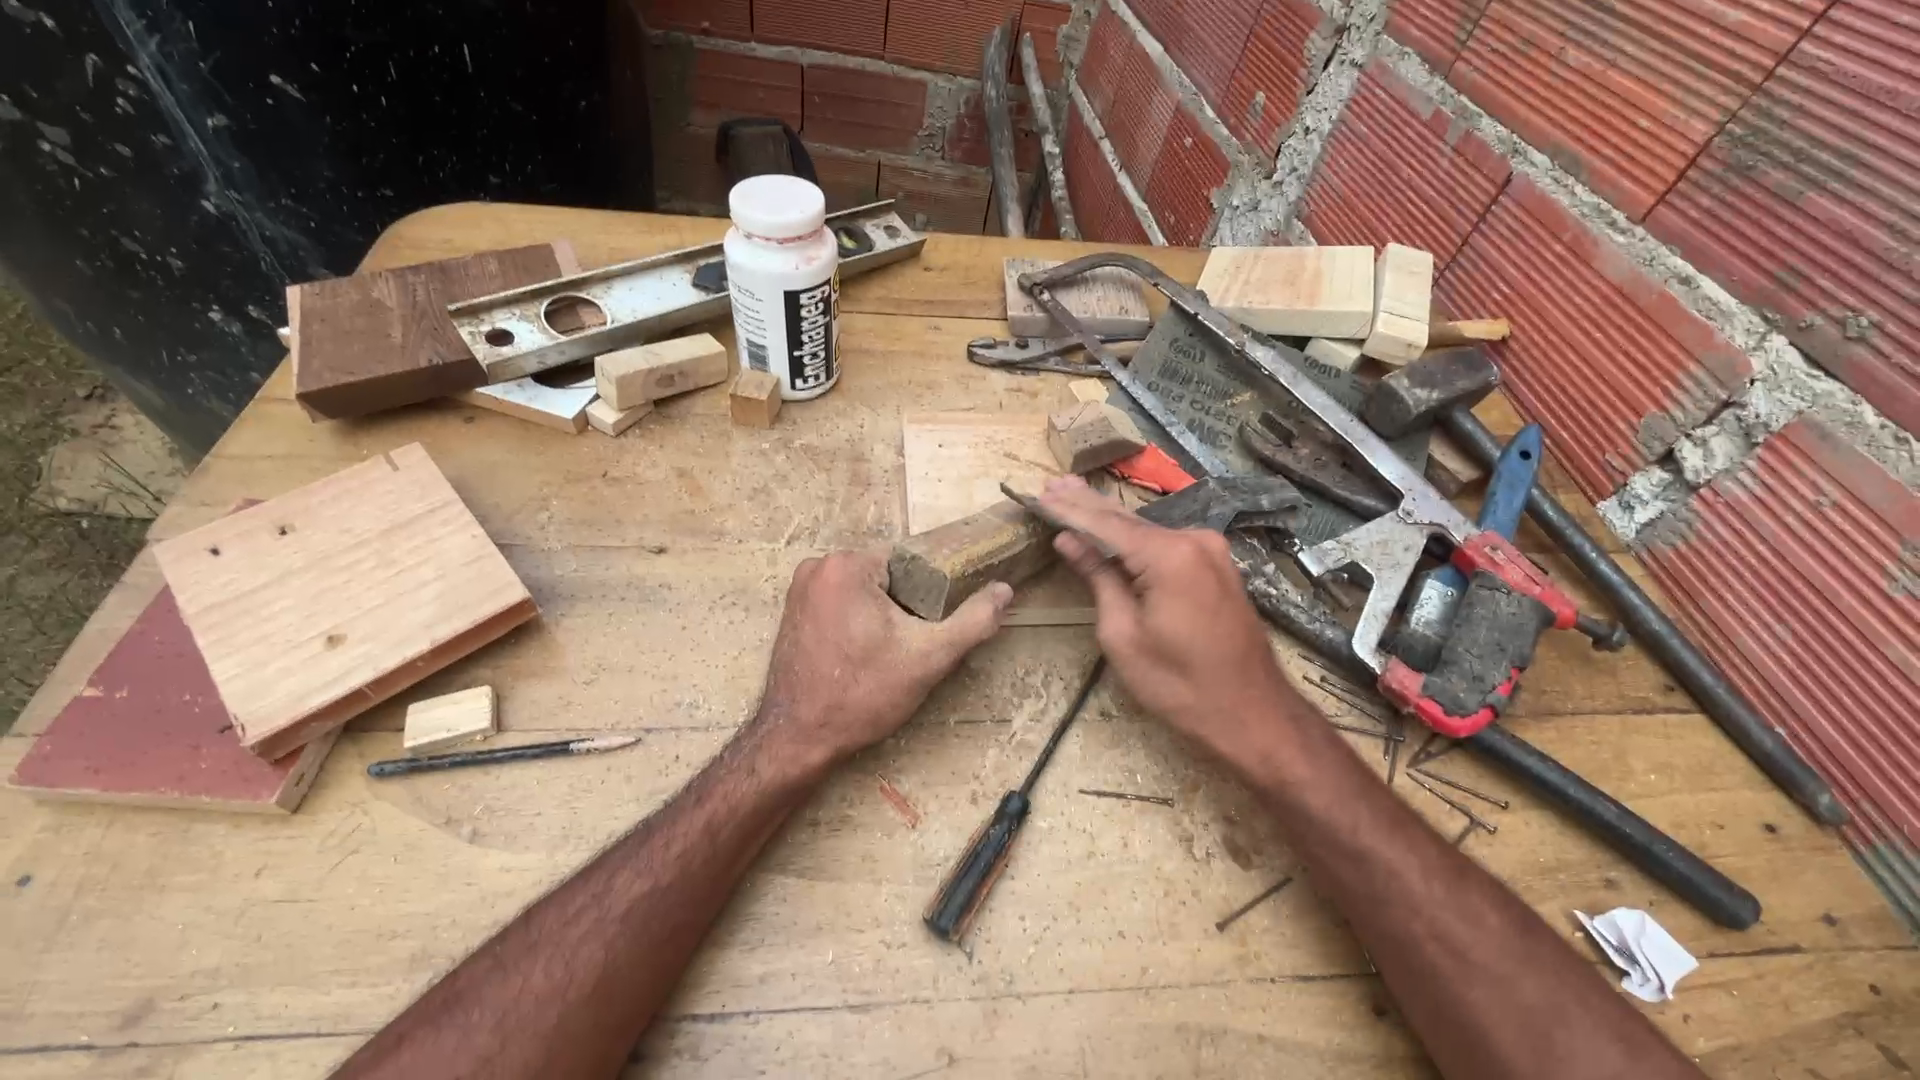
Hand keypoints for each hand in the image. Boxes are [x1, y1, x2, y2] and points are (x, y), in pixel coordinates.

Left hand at [755, 547, 1010, 771]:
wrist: (799, 738)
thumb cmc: (862, 695)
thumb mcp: (930, 658)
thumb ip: (973, 621)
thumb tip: (1005, 590)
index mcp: (847, 565)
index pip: (908, 562)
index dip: (928, 592)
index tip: (931, 624)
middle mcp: (817, 567)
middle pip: (885, 575)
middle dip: (904, 605)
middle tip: (911, 645)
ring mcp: (800, 589)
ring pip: (864, 591)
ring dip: (882, 615)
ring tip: (888, 654)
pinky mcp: (792, 612)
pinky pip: (841, 604)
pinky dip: (857, 623)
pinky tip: (863, 655)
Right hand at [1038, 475, 1302, 758]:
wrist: (1252, 713)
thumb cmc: (1179, 685)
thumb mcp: (1123, 635)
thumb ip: (1099, 578)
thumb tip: (1070, 540)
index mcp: (1170, 555)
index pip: (1106, 524)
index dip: (1069, 511)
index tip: (1038, 495)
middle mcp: (1194, 540)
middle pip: (1128, 520)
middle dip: (1087, 504)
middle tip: (1051, 484)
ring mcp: (1211, 551)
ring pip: (1147, 530)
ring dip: (1109, 518)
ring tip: (1070, 495)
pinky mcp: (1216, 566)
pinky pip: (1165, 544)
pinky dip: (1134, 537)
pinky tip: (1111, 526)